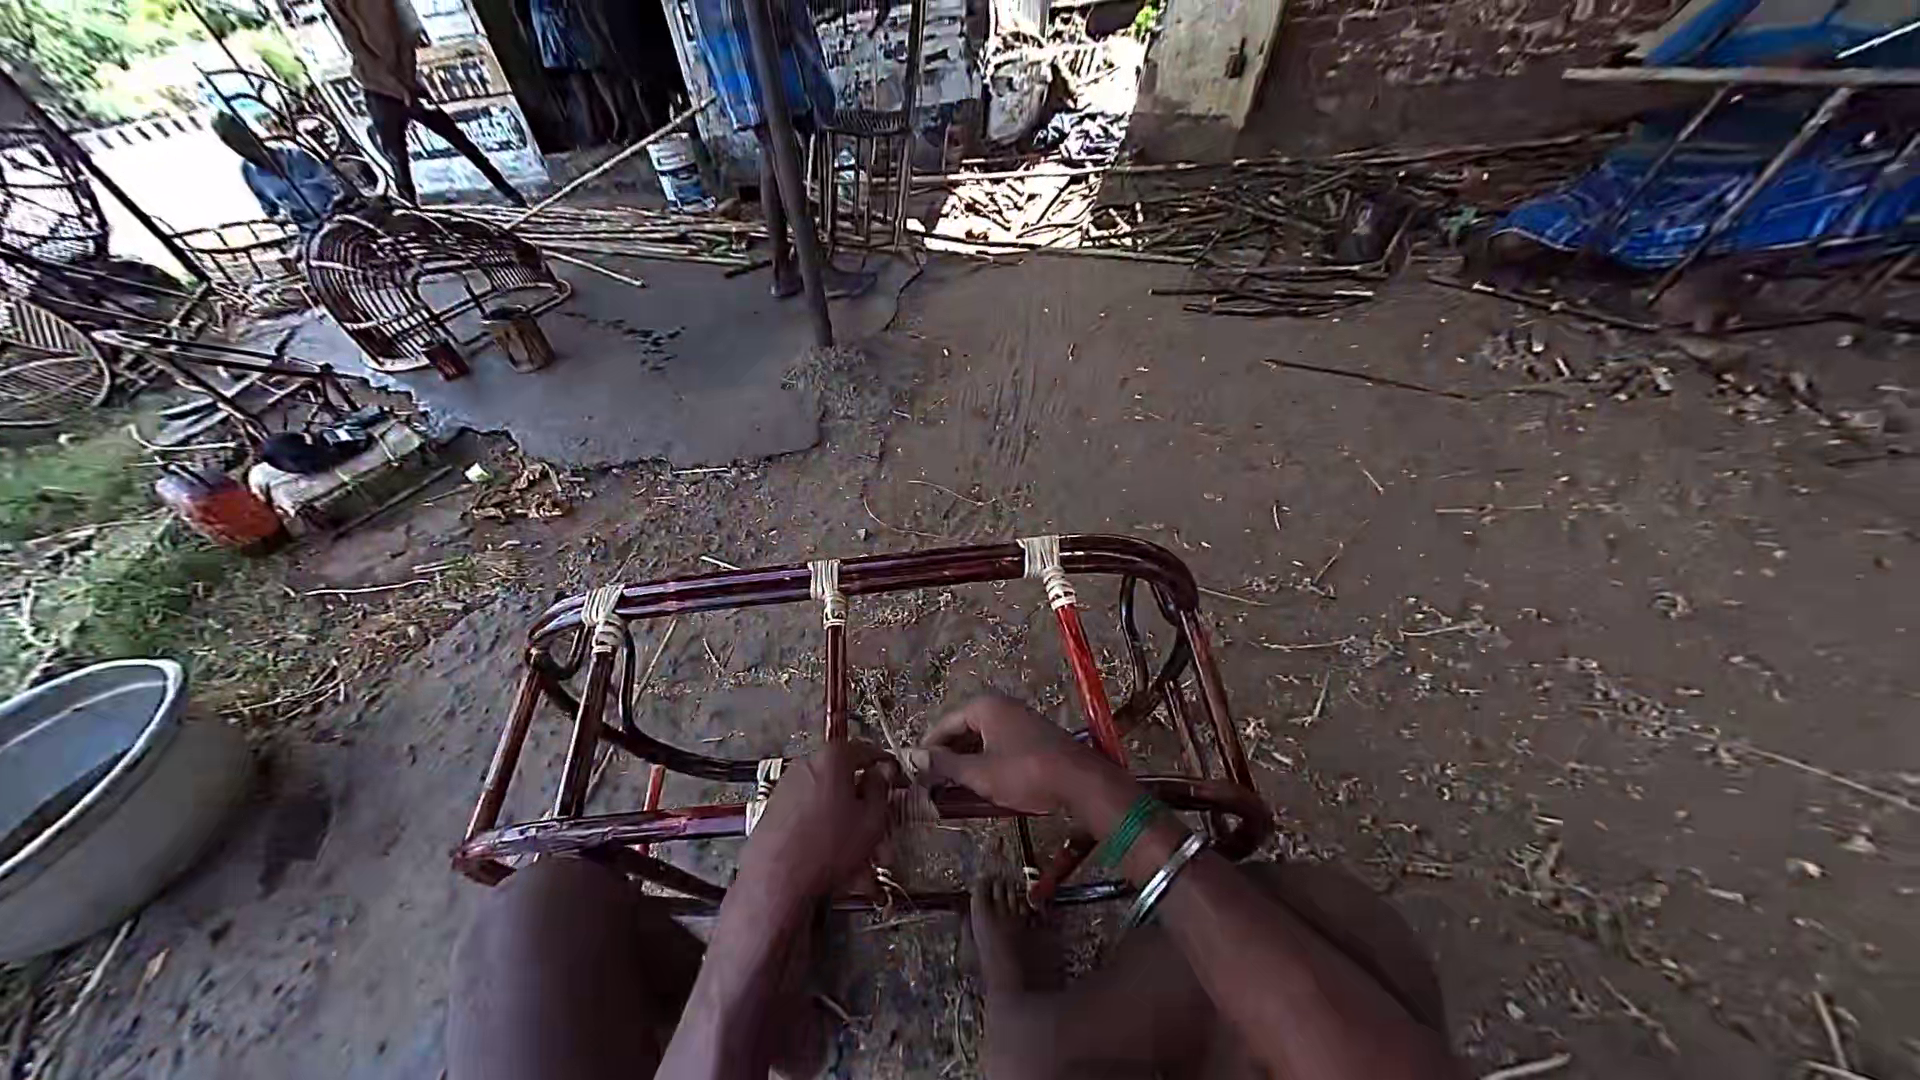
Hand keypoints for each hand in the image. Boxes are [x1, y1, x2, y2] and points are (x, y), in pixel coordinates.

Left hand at [735, 740, 899, 904]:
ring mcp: (787, 789)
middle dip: (863, 803)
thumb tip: (879, 775)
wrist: (775, 882)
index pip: (865, 749)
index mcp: (832, 759)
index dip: (883, 763)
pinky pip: (809, 816)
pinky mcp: (774, 812)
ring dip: (845, 823)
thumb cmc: (827, 848)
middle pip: (843, 778)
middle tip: (877, 823)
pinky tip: (836, 862)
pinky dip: (824, 832)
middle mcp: (806, 766)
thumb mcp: (872, 819)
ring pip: (827, 802)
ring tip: (860, 858)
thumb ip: (880, 789)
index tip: (892, 775)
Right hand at [918, 693, 1111, 814]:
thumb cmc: (1025, 773)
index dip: (928, 748)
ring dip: (966, 765)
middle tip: (931, 785)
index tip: (914, 771)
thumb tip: (912, 756)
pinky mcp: (1033, 739)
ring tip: (951, 792)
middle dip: (947, 758)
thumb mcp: (978, 773)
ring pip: (981, 742)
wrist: (1080, 781)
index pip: (945, 724)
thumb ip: (944, 764)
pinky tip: (980, 789)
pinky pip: (999, 748)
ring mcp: (1019, 722)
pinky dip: (986, 766)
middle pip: (963, 732)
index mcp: (985, 707)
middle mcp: (1001, 707)